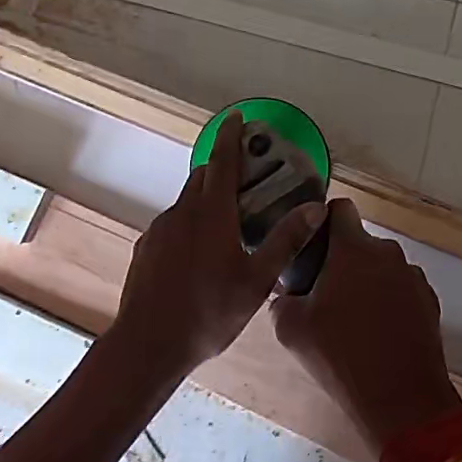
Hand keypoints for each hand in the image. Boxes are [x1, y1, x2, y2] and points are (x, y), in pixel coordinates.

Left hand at [111, 111, 325, 376]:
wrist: (148, 344)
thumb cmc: (208, 312)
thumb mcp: (256, 280)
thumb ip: (285, 241)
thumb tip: (314, 208)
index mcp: (211, 213)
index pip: (221, 161)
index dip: (230, 136)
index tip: (236, 117)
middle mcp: (181, 213)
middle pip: (202, 178)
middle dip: (222, 169)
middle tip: (245, 178)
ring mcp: (159, 230)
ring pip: (186, 202)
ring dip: (206, 200)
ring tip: (228, 224)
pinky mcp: (146, 248)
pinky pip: (173, 225)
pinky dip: (190, 224)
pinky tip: (200, 255)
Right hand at [271, 199, 461, 451]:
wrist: (402, 402)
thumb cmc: (340, 357)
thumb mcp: (291, 328)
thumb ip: (281, 298)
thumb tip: (286, 291)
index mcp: (353, 249)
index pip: (338, 208)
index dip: (322, 221)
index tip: (311, 245)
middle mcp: (387, 253)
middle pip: (359, 243)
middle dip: (342, 260)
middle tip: (323, 292)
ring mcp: (413, 277)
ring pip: (381, 267)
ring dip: (367, 281)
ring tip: (352, 319)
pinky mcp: (429, 302)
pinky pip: (401, 289)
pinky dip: (389, 301)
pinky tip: (377, 333)